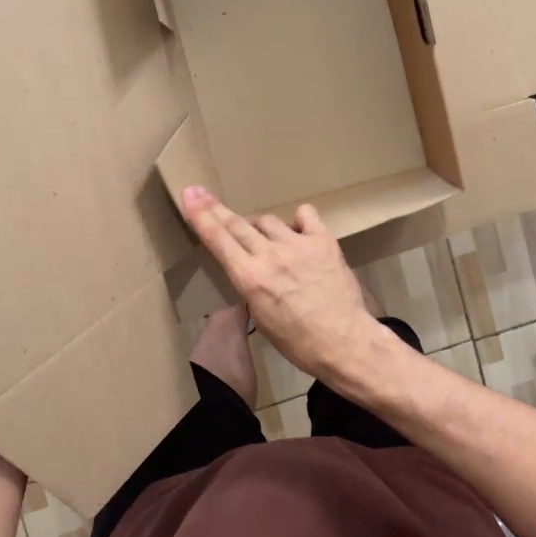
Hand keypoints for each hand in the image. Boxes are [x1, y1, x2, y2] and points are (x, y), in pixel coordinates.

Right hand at [180, 186, 394, 382]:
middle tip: (203, 193)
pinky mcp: (323, 240)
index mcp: (250, 278)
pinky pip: (305, 214)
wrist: (344, 341)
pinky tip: (299, 231)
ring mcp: (298, 244)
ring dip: (261, 228)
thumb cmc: (298, 342)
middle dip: (216, 208)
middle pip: (238, 224)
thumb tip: (249, 266)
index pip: (219, 239)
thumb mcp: (261, 317)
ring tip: (265, 240)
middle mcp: (270, 255)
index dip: (201, 215)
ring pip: (269, 221)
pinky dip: (298, 220)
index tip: (191, 195)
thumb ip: (251, 284)